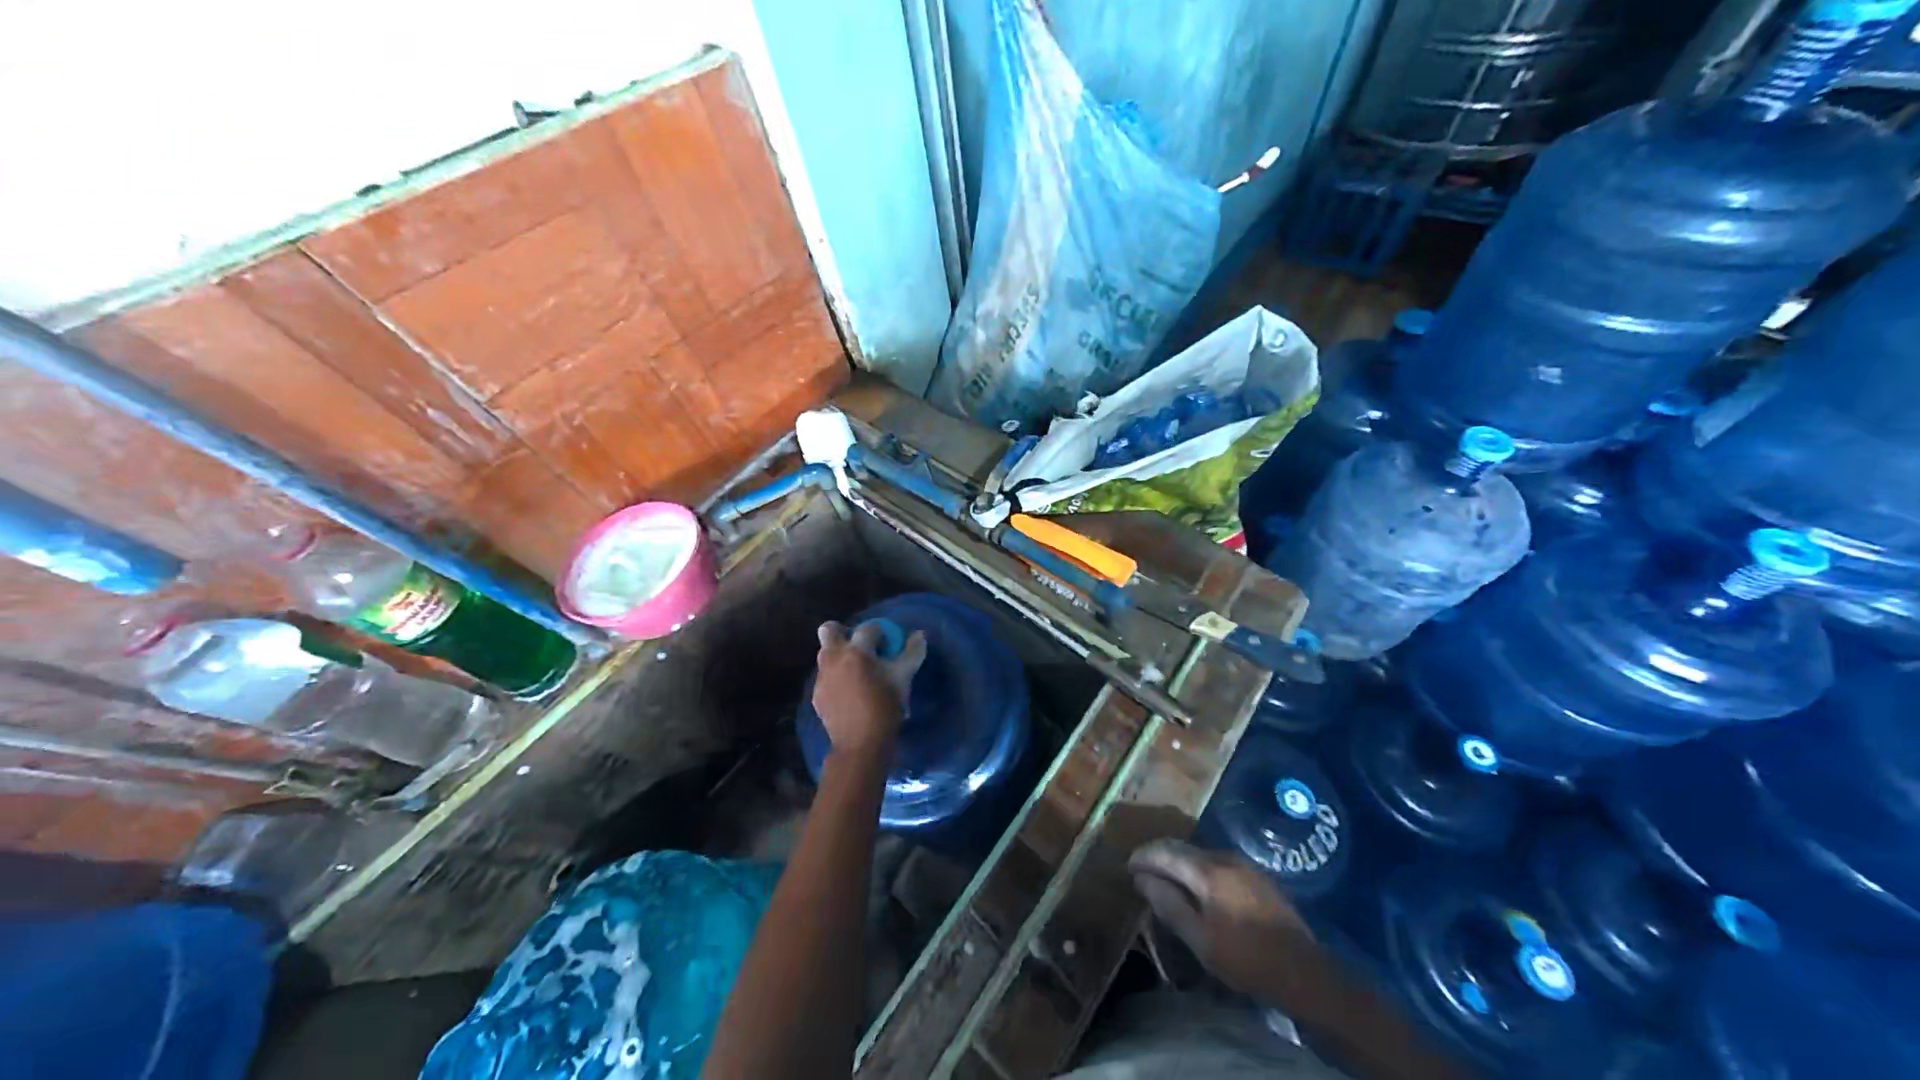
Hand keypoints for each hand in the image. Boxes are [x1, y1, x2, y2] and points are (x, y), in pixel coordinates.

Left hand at [811, 621, 926, 757]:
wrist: (860, 743)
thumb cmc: (885, 707)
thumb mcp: (904, 678)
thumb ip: (912, 653)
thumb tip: (920, 635)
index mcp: (856, 650)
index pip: (868, 628)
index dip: (880, 633)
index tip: (888, 645)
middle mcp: (833, 658)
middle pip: (829, 629)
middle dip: (843, 632)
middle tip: (861, 647)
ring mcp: (822, 677)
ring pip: (825, 654)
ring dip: (839, 655)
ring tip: (856, 671)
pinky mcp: (817, 695)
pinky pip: (825, 677)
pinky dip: (835, 677)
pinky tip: (849, 693)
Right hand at [1130, 839, 1314, 996]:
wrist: (1305, 972)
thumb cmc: (1246, 958)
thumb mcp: (1199, 939)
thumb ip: (1168, 904)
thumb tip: (1142, 878)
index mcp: (1208, 870)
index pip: (1165, 850)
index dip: (1143, 856)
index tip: (1127, 867)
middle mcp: (1225, 857)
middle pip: (1183, 848)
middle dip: (1159, 856)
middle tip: (1141, 871)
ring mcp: (1245, 865)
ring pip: (1200, 855)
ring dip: (1179, 863)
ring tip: (1166, 880)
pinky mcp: (1258, 877)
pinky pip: (1218, 863)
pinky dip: (1199, 870)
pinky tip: (1197, 888)